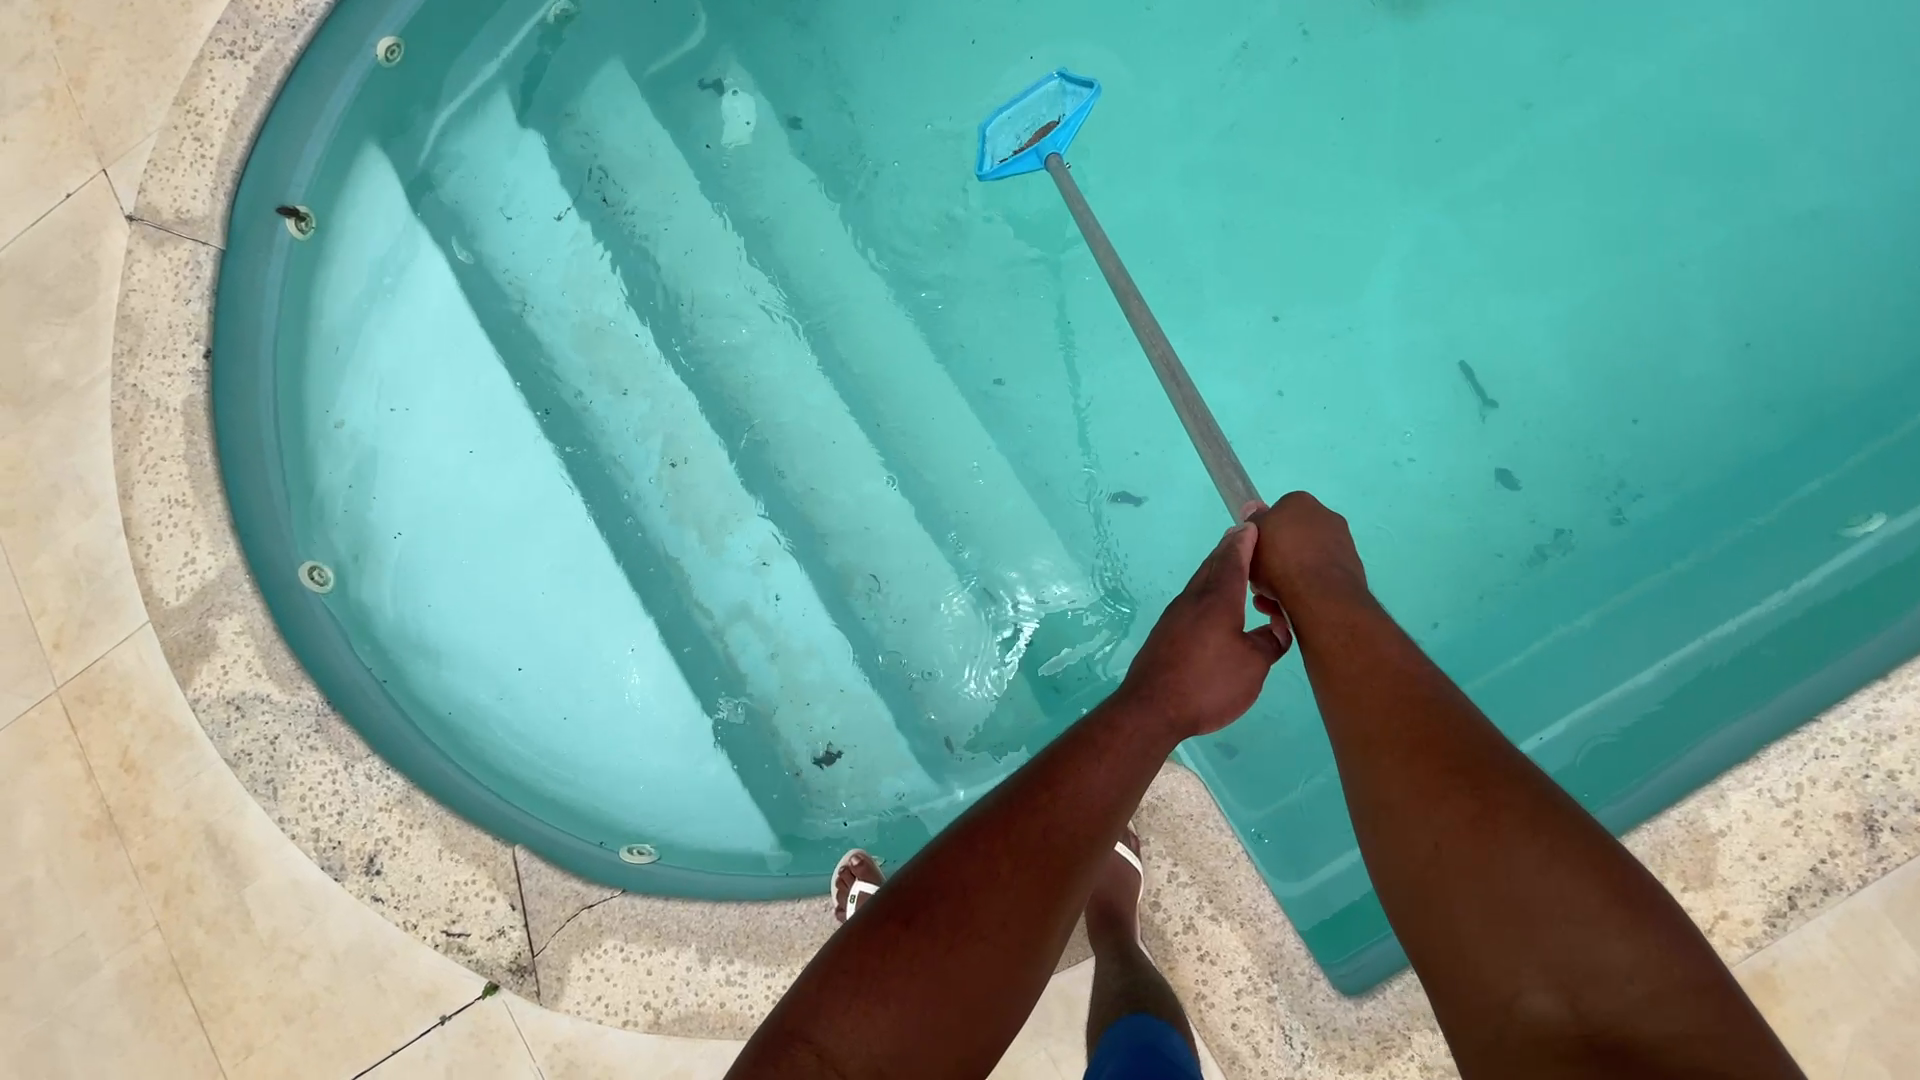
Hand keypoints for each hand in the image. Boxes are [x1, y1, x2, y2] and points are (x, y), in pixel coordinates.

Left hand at [1116, 523, 1288, 738]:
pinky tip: (1219, 611)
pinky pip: (1193, 602)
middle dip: (1232, 551)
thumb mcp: (1254, 665)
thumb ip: (1270, 642)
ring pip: (1201, 583)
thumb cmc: (1208, 683)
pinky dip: (1209, 594)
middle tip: (1249, 542)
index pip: (1234, 557)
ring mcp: (1175, 615)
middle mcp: (1194, 598)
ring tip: (1240, 574)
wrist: (1151, 708)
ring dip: (1220, 573)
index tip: (1255, 526)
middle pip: (1214, 565)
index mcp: (1218, 597)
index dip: (1246, 541)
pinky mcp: (1166, 633)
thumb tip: (1275, 629)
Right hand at [1240, 493, 1369, 620]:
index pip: (1277, 513)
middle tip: (1261, 579)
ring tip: (1271, 601)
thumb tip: (1254, 510)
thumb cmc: (1278, 559)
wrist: (1320, 594)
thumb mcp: (1250, 537)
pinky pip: (1319, 577)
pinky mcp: (1351, 569)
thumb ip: (1251, 523)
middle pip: (1292, 538)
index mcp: (1299, 501)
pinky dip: (1306, 590)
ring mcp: (1341, 542)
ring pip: (1304, 561)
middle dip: (1276, 559)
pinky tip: (1290, 607)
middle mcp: (1325, 516)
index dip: (1263, 535)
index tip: (1255, 553)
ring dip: (1287, 579)